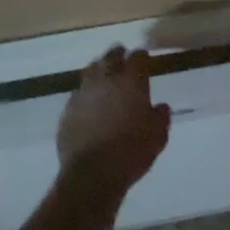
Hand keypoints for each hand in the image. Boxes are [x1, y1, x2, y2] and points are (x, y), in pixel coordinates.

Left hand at [56, 46, 170, 195]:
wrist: (92, 174)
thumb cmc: (131, 152)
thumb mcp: (157, 136)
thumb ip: (161, 116)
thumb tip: (161, 106)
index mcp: (131, 81)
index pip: (137, 57)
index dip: (142, 57)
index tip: (144, 60)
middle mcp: (106, 79)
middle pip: (111, 56)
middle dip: (118, 55)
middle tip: (123, 60)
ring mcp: (84, 92)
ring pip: (91, 70)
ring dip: (100, 70)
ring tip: (105, 77)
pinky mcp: (68, 109)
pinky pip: (79, 93)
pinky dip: (86, 94)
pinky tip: (90, 104)